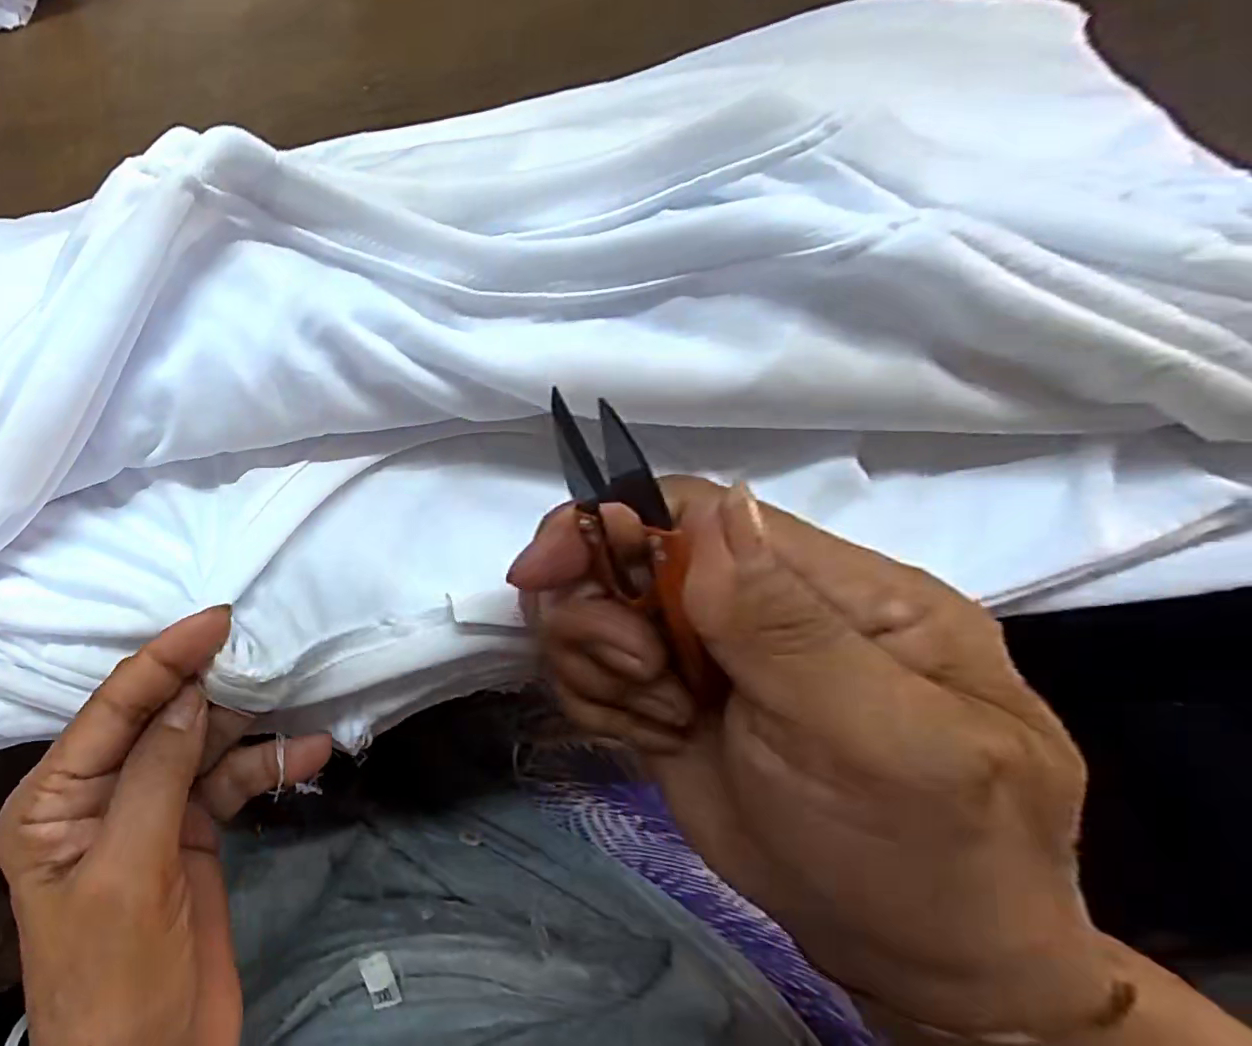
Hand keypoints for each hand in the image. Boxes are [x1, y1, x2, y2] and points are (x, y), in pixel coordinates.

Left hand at [0, 607, 331, 1045]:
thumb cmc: (113, 982)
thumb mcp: (129, 874)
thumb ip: (156, 776)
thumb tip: (188, 695)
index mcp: (55, 796)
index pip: (113, 707)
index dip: (164, 658)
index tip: (215, 620)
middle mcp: (99, 792)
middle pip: (159, 717)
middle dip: (209, 684)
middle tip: (261, 650)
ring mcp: (148, 811)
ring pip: (199, 745)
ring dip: (246, 722)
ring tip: (291, 692)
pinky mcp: (189, 832)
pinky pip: (228, 783)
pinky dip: (265, 766)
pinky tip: (308, 752)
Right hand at [508, 478, 1115, 1037]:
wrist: (902, 956)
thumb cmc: (919, 848)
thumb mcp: (872, 735)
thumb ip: (786, 623)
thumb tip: (723, 506)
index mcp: (830, 586)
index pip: (693, 511)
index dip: (607, 522)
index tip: (543, 572)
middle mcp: (753, 603)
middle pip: (621, 556)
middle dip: (600, 613)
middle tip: (636, 677)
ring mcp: (701, 650)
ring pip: (590, 612)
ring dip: (597, 666)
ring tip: (659, 722)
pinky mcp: (658, 694)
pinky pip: (585, 669)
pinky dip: (594, 700)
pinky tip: (647, 738)